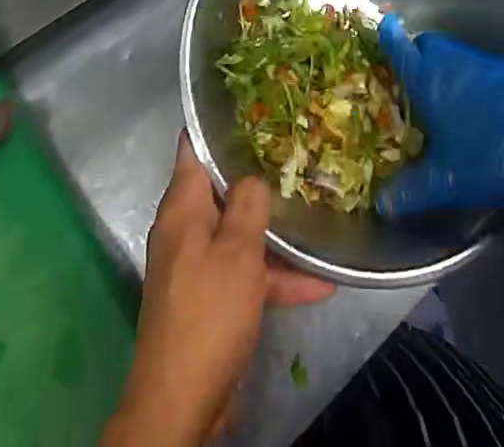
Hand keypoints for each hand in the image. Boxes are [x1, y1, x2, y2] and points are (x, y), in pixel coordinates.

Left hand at [102, 135, 334, 446]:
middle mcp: (187, 231)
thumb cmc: (208, 313)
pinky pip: (249, 272)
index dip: (215, 125)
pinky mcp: (214, 297)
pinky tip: (320, 282)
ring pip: (242, 232)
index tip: (251, 104)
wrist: (182, 399)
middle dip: (260, 173)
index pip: (192, 151)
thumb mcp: (237, 252)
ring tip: (319, 211)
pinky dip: (277, 274)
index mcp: (183, 211)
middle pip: (224, 189)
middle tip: (299, 149)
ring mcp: (200, 265)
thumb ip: (249, 206)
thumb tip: (255, 175)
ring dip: (276, 230)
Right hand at [376, 14, 503, 229]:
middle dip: (422, 52)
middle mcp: (459, 64)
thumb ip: (411, 189)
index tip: (386, 27)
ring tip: (448, 91)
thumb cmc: (487, 159)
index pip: (403, 51)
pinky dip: (481, 79)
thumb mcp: (445, 180)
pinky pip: (489, 69)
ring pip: (462, 55)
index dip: (392, 39)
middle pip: (433, 44)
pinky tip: (485, 103)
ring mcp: (490, 66)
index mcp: (431, 82)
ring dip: (452, 67)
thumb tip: (385, 202)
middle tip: (416, 70)